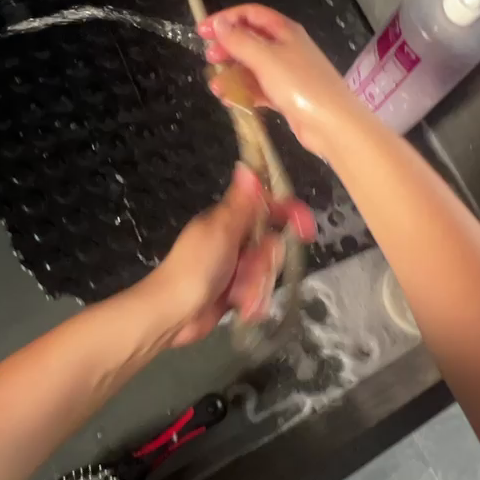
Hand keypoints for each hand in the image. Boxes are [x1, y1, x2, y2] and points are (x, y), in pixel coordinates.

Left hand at [142, 164, 317, 346]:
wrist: (174, 314)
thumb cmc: (196, 267)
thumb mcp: (221, 230)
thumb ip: (241, 202)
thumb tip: (247, 166)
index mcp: (229, 220)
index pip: (267, 208)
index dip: (289, 215)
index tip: (306, 228)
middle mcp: (235, 241)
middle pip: (273, 245)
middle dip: (265, 263)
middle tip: (248, 269)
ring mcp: (237, 268)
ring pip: (268, 271)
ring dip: (257, 285)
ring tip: (238, 295)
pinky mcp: (238, 292)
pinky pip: (260, 292)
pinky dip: (253, 302)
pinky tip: (241, 308)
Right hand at [198, 5, 370, 159]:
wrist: (331, 124)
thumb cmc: (299, 85)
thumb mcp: (265, 58)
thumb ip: (240, 40)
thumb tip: (219, 23)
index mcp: (285, 31)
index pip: (251, 14)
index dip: (225, 19)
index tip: (202, 31)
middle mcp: (287, 48)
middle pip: (250, 40)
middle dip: (228, 49)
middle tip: (210, 59)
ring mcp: (287, 73)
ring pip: (253, 68)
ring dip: (233, 75)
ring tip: (216, 88)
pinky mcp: (287, 96)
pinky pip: (260, 89)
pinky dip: (245, 93)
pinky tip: (230, 101)